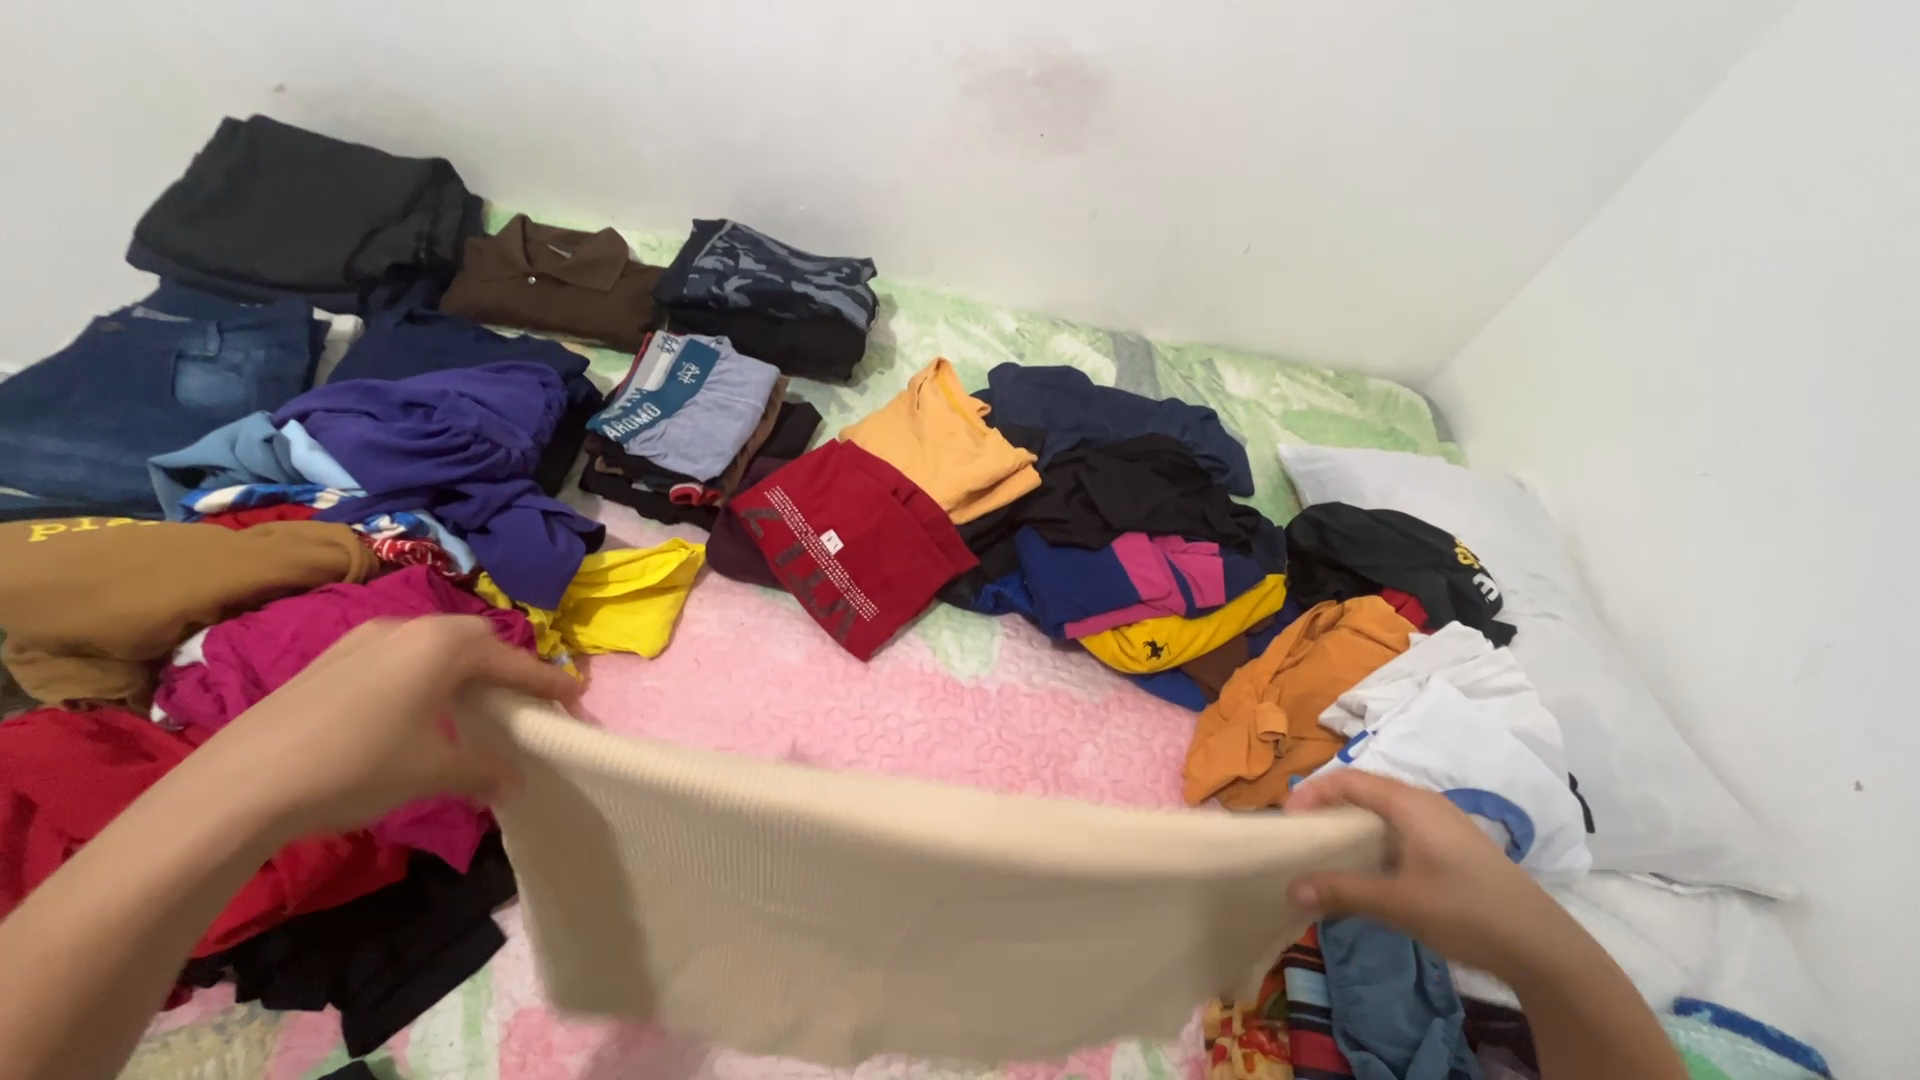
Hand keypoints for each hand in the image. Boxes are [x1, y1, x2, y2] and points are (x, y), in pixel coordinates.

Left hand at [183, 616, 580, 840]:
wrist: (239, 786)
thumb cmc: (360, 765)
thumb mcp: (435, 771)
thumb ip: (484, 769)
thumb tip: (514, 782)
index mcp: (444, 645)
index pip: (513, 661)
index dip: (547, 681)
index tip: (575, 695)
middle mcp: (408, 628)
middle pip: (473, 640)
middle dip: (502, 667)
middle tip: (518, 701)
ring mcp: (362, 640)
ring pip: (431, 646)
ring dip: (459, 671)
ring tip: (468, 706)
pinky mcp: (328, 661)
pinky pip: (397, 657)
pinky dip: (421, 676)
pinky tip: (412, 712)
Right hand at [1287, 770, 1583, 981]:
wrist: (1544, 948)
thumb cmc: (1466, 912)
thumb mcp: (1397, 903)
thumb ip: (1341, 891)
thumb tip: (1291, 888)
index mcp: (1411, 804)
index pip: (1349, 780)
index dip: (1312, 793)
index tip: (1287, 819)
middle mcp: (1427, 803)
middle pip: (1365, 790)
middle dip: (1328, 806)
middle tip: (1302, 833)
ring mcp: (1445, 824)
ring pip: (1384, 811)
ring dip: (1352, 824)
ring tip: (1328, 849)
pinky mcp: (1455, 847)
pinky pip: (1401, 828)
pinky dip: (1374, 838)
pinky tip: (1370, 868)